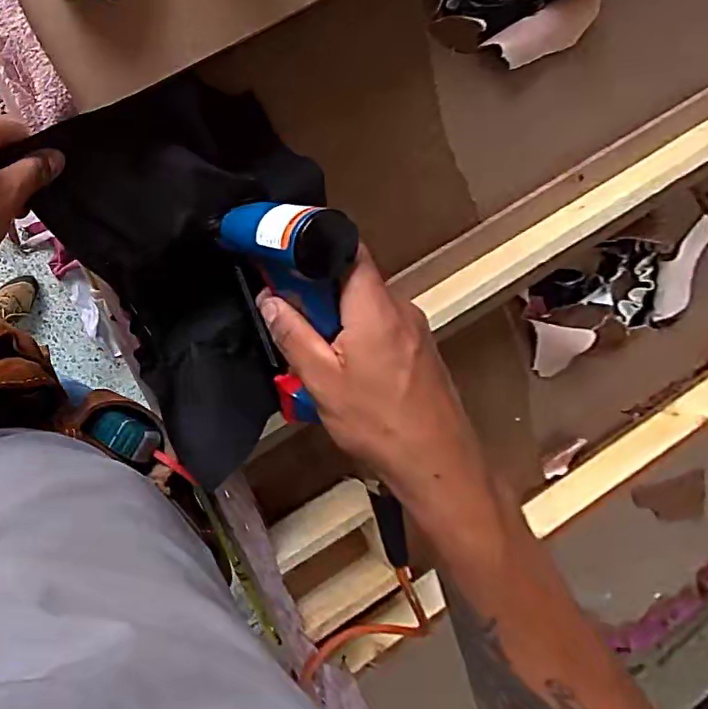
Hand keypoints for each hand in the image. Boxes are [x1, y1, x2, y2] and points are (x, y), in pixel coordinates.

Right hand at [257, 248, 491, 510]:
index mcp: (374, 307)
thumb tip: (270, 300)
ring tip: (318, 359)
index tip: (283, 258)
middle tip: (292, 322)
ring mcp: (414, 329)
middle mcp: (400, 308)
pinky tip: (345, 373)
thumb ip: (292, 333)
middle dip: (317, 296)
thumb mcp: (321, 380)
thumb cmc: (381, 424)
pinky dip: (356, 337)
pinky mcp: (418, 348)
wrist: (437, 463)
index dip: (313, 246)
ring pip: (363, 307)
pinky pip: (379, 326)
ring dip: (335, 321)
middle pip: (351, 280)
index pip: (348, 249)